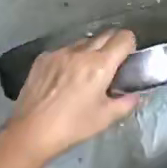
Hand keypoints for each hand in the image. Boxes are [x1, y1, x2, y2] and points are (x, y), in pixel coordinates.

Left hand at [2, 28, 142, 162]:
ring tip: (83, 73)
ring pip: (83, 42)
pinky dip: (69, 59)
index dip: (130, 45)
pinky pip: (63, 50)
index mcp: (100, 65)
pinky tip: (62, 79)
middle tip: (110, 66)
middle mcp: (80, 52)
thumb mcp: (105, 118)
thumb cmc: (72, 127)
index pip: (124, 38)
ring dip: (89, 51)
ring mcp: (59, 53)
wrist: (30, 133)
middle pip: (105, 35)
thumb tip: (136, 95)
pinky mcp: (43, 58)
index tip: (127, 58)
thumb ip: (126, 103)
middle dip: (112, 46)